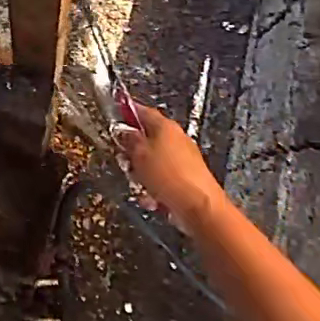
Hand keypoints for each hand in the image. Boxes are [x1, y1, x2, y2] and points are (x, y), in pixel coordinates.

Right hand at [114, 101, 223, 234]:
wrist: (200, 209)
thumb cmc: (171, 178)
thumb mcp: (138, 155)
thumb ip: (129, 140)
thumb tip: (124, 132)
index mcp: (165, 126)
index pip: (143, 111)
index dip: (128, 112)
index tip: (119, 113)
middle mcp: (178, 139)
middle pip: (149, 138)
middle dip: (134, 151)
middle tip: (126, 159)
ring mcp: (186, 159)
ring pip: (156, 160)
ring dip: (144, 172)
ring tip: (140, 184)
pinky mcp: (190, 180)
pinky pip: (166, 178)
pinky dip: (157, 187)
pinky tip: (153, 198)